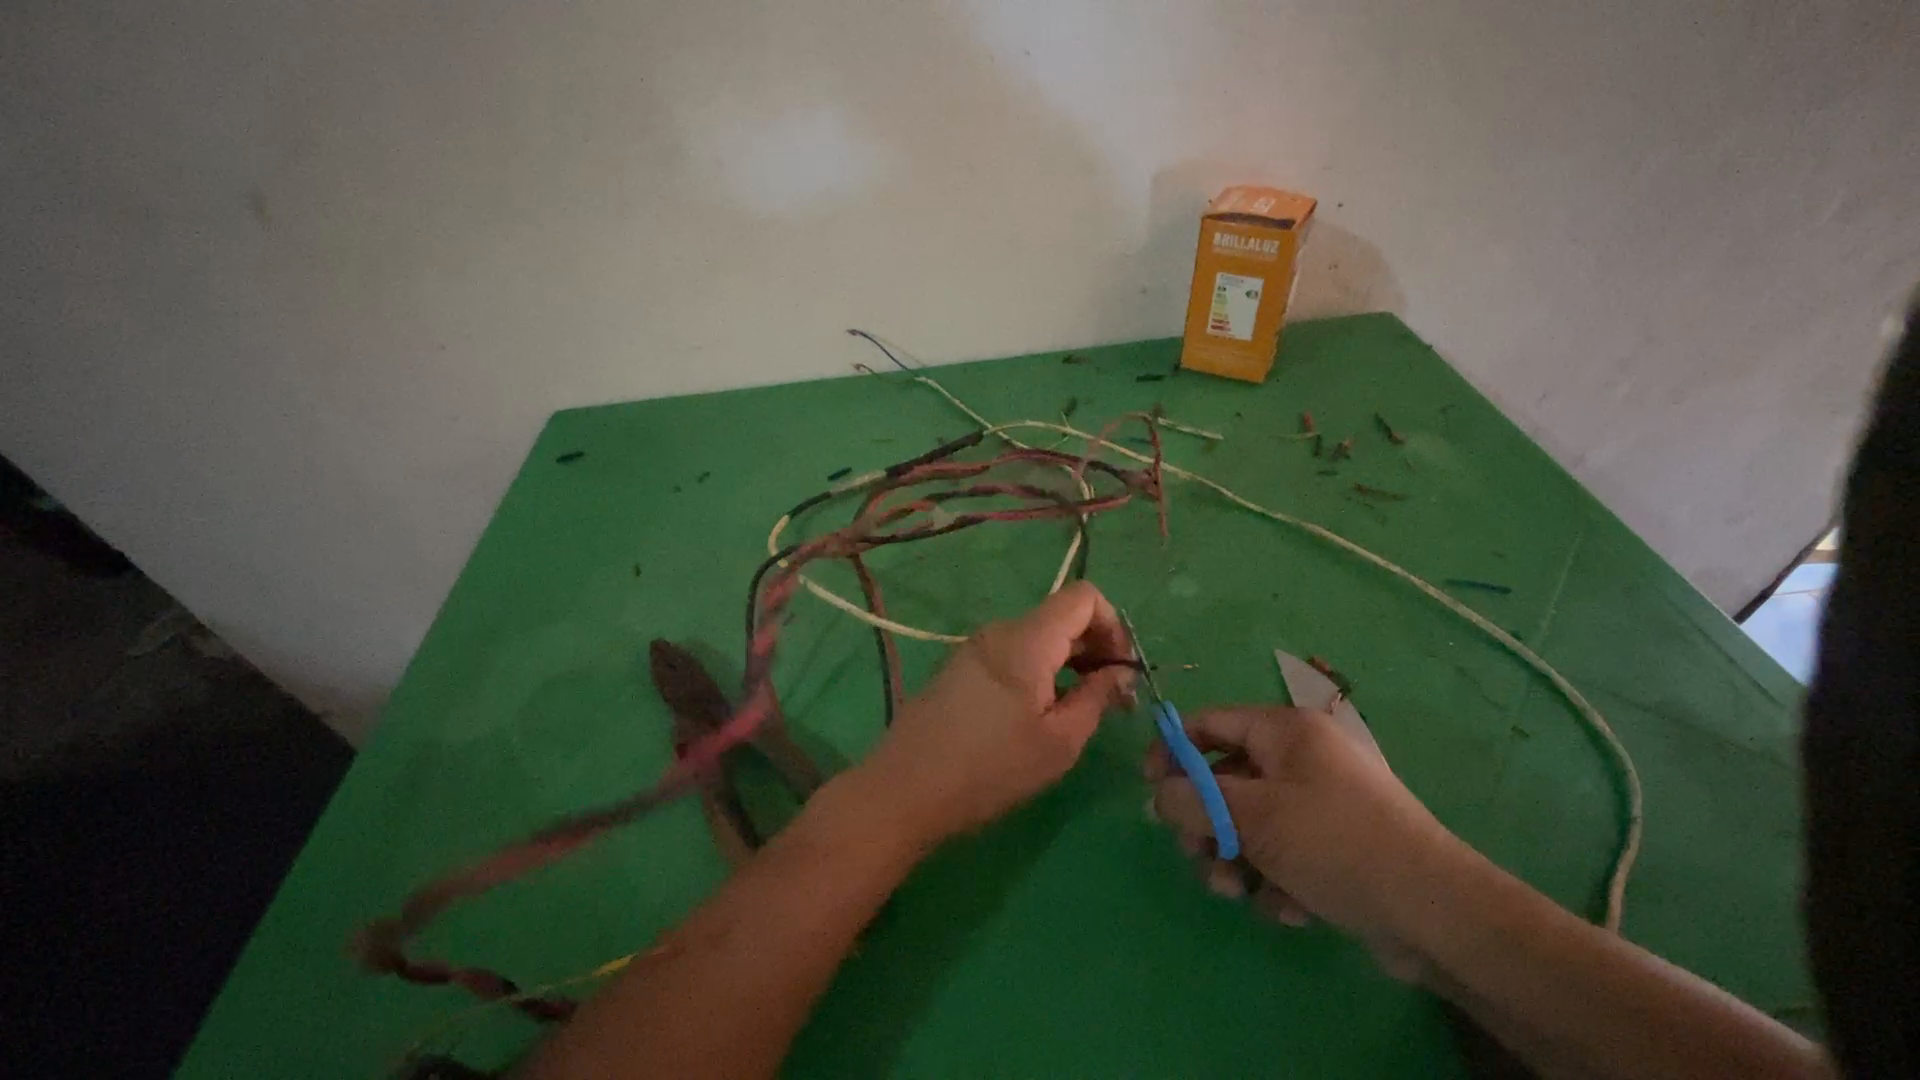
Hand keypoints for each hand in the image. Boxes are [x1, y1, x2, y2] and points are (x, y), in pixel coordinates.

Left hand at [858, 582, 1135, 845]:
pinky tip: (1036, 716)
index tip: (1122, 671)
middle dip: (1095, 648)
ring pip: (1036, 638)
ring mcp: (974, 649)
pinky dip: (1037, 672)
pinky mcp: (958, 669)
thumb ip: (1096, 698)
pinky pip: (1011, 655)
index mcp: (1027, 639)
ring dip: (1067, 664)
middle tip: (1111, 700)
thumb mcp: (1059, 742)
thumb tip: (1119, 673)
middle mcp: (999, 631)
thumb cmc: (989, 769)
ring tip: (1076, 712)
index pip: (1084, 596)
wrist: (903, 790)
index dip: (1114, 626)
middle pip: (1060, 616)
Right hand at [1147, 706, 1462, 978]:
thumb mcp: (1251, 818)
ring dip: (1235, 858)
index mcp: (1286, 731)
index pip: (1212, 723)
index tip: (1149, 786)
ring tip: (1238, 891)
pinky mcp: (1337, 846)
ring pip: (1251, 823)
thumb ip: (1193, 801)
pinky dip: (1275, 878)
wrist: (1433, 911)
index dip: (1174, 749)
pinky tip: (1288, 906)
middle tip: (1197, 855)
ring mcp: (1323, 803)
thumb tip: (1157, 797)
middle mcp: (1304, 759)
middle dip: (1207, 822)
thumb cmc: (1333, 842)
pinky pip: (1284, 852)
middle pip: (1227, 779)